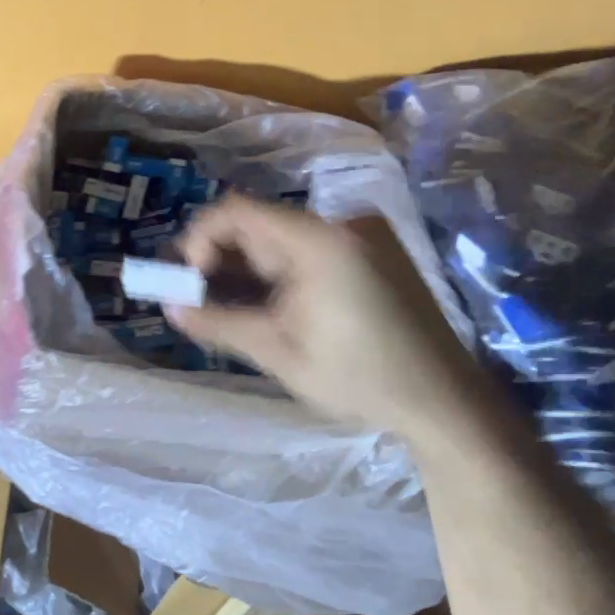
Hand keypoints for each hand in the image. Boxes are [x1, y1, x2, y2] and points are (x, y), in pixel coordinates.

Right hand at [163, 194, 490, 437]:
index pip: (235, 211)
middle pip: (256, 225)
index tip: (189, 282)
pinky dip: (274, 276)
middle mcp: (339, 226)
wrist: (445, 403)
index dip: (200, 240)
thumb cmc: (358, 377)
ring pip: (276, 241)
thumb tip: (169, 307)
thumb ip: (217, 323)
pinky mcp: (369, 257)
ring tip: (223, 311)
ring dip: (242, 271)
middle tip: (194, 300)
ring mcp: (359, 239)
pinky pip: (303, 253)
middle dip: (217, 260)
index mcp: (318, 241)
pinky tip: (263, 310)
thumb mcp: (276, 351)